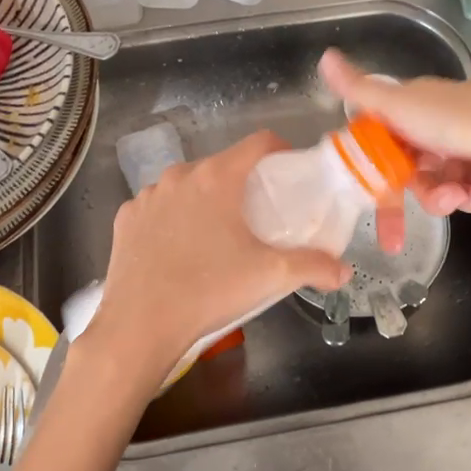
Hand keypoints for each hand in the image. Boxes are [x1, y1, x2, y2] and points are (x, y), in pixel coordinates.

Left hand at [94, 131, 351, 371]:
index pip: (258, 143)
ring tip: (217, 236)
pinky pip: (158, 208)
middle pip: (222, 166)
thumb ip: (313, 267)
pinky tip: (179, 250)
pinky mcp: (126, 219)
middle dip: (243, 184)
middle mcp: (179, 175)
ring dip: (205, 200)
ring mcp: (148, 196)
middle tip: (260, 214)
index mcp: (216, 178)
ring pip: (187, 186)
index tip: (291, 172)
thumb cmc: (209, 291)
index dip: (280, 151)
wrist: (139, 327)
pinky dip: (172, 220)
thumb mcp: (270, 277)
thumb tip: (344, 271)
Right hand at [320, 49, 470, 214]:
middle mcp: (434, 120)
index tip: (383, 215)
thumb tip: (323, 56)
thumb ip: (360, 90)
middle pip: (417, 172)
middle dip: (429, 193)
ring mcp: (465, 137)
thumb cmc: (459, 118)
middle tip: (446, 202)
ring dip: (457, 195)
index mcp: (409, 108)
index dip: (379, 182)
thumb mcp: (401, 105)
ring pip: (447, 181)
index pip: (382, 149)